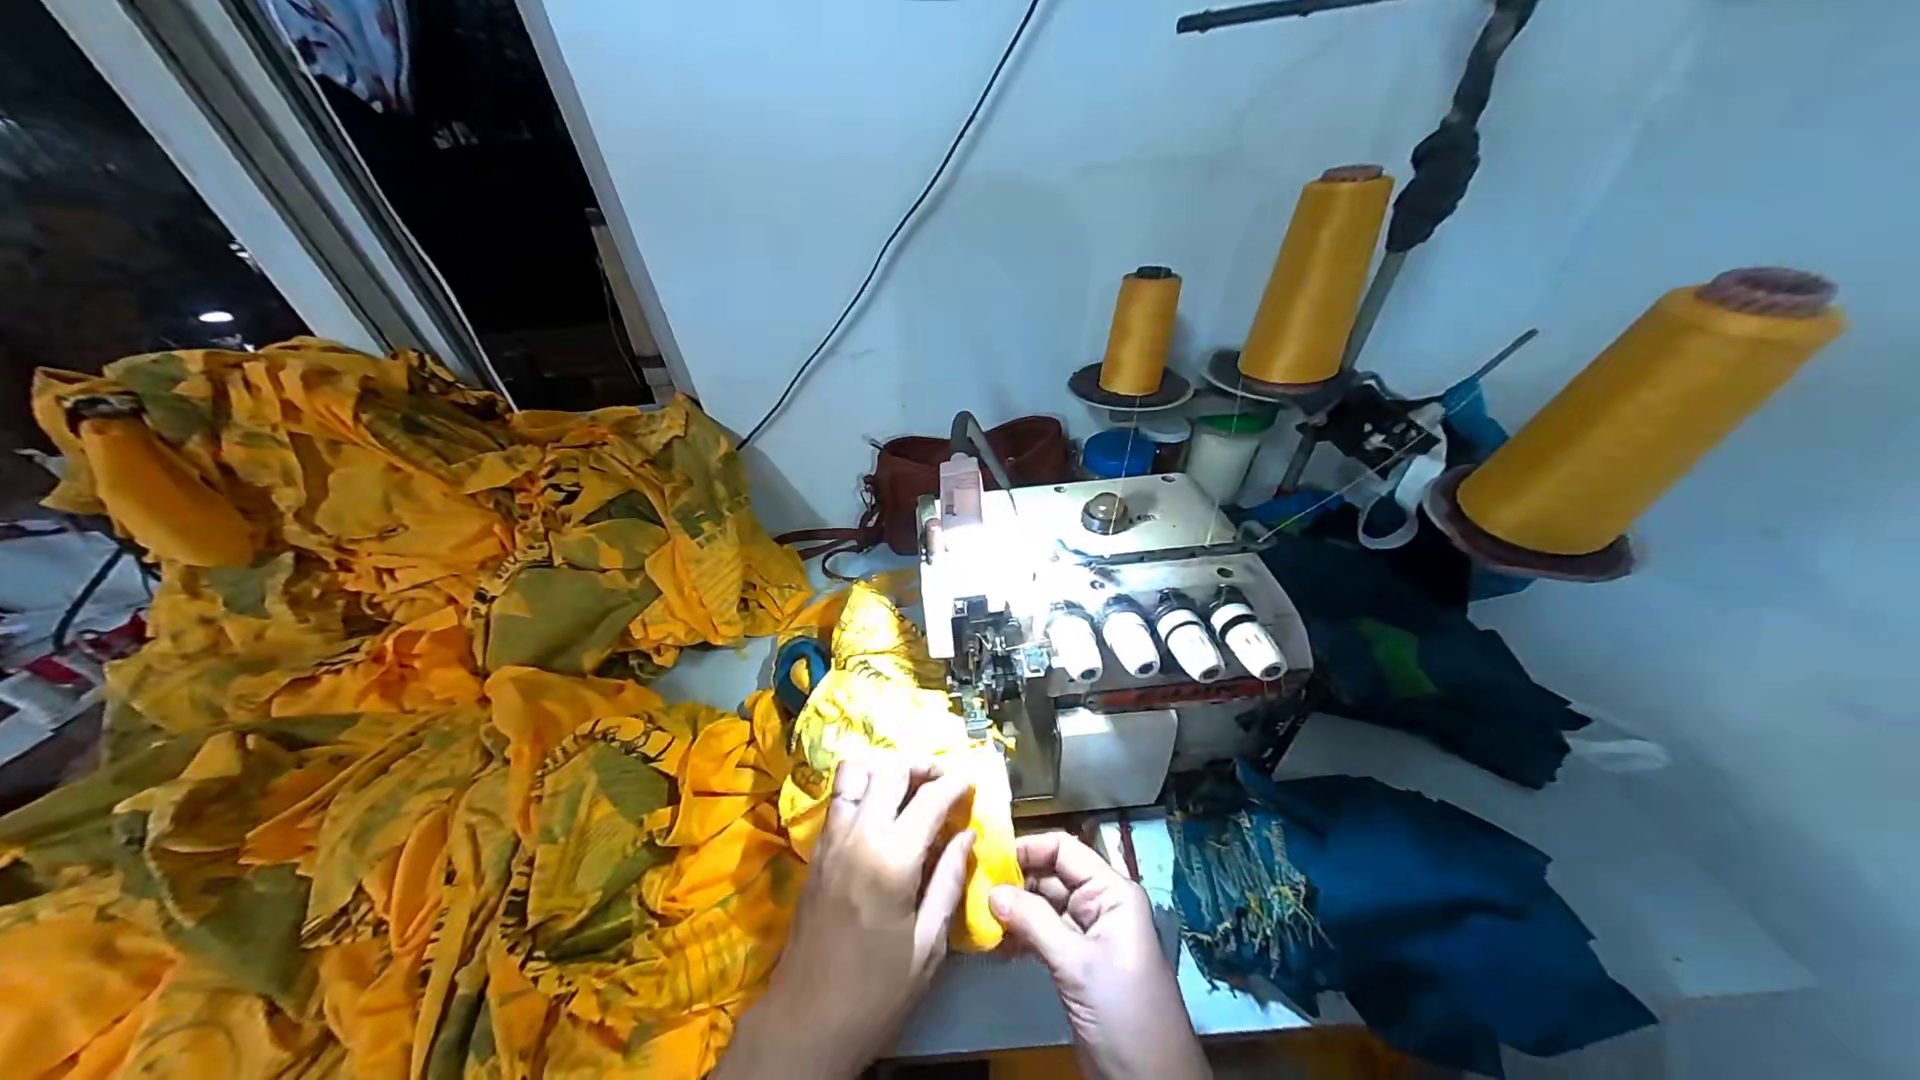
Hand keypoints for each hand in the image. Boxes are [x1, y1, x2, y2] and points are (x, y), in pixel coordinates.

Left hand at [715, 754, 975, 1079]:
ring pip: (856, 771)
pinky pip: (839, 795)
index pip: (929, 797)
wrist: (806, 1018)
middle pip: (890, 769)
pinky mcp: (816, 848)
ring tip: (910, 786)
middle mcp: (858, 834)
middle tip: (944, 781)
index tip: (971, 781)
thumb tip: (967, 836)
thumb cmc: (877, 990)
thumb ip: (949, 880)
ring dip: (887, 768)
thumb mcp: (928, 943)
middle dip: (922, 765)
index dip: (955, 783)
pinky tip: (881, 807)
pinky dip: (863, 785)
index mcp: (892, 858)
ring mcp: (831, 837)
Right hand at [990, 832, 1210, 1079]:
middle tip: (975, 891)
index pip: (1065, 850)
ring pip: (1043, 906)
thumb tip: (991, 891)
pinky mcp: (1075, 961)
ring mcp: (1087, 934)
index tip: (989, 859)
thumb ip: (1034, 922)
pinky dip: (1020, 936)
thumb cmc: (1124, 1012)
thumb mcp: (1078, 964)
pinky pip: (1042, 934)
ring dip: (1013, 911)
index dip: (1028, 848)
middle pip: (1051, 875)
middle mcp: (1099, 905)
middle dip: (1014, 881)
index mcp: (1111, 893)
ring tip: (979, 917)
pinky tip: (995, 945)